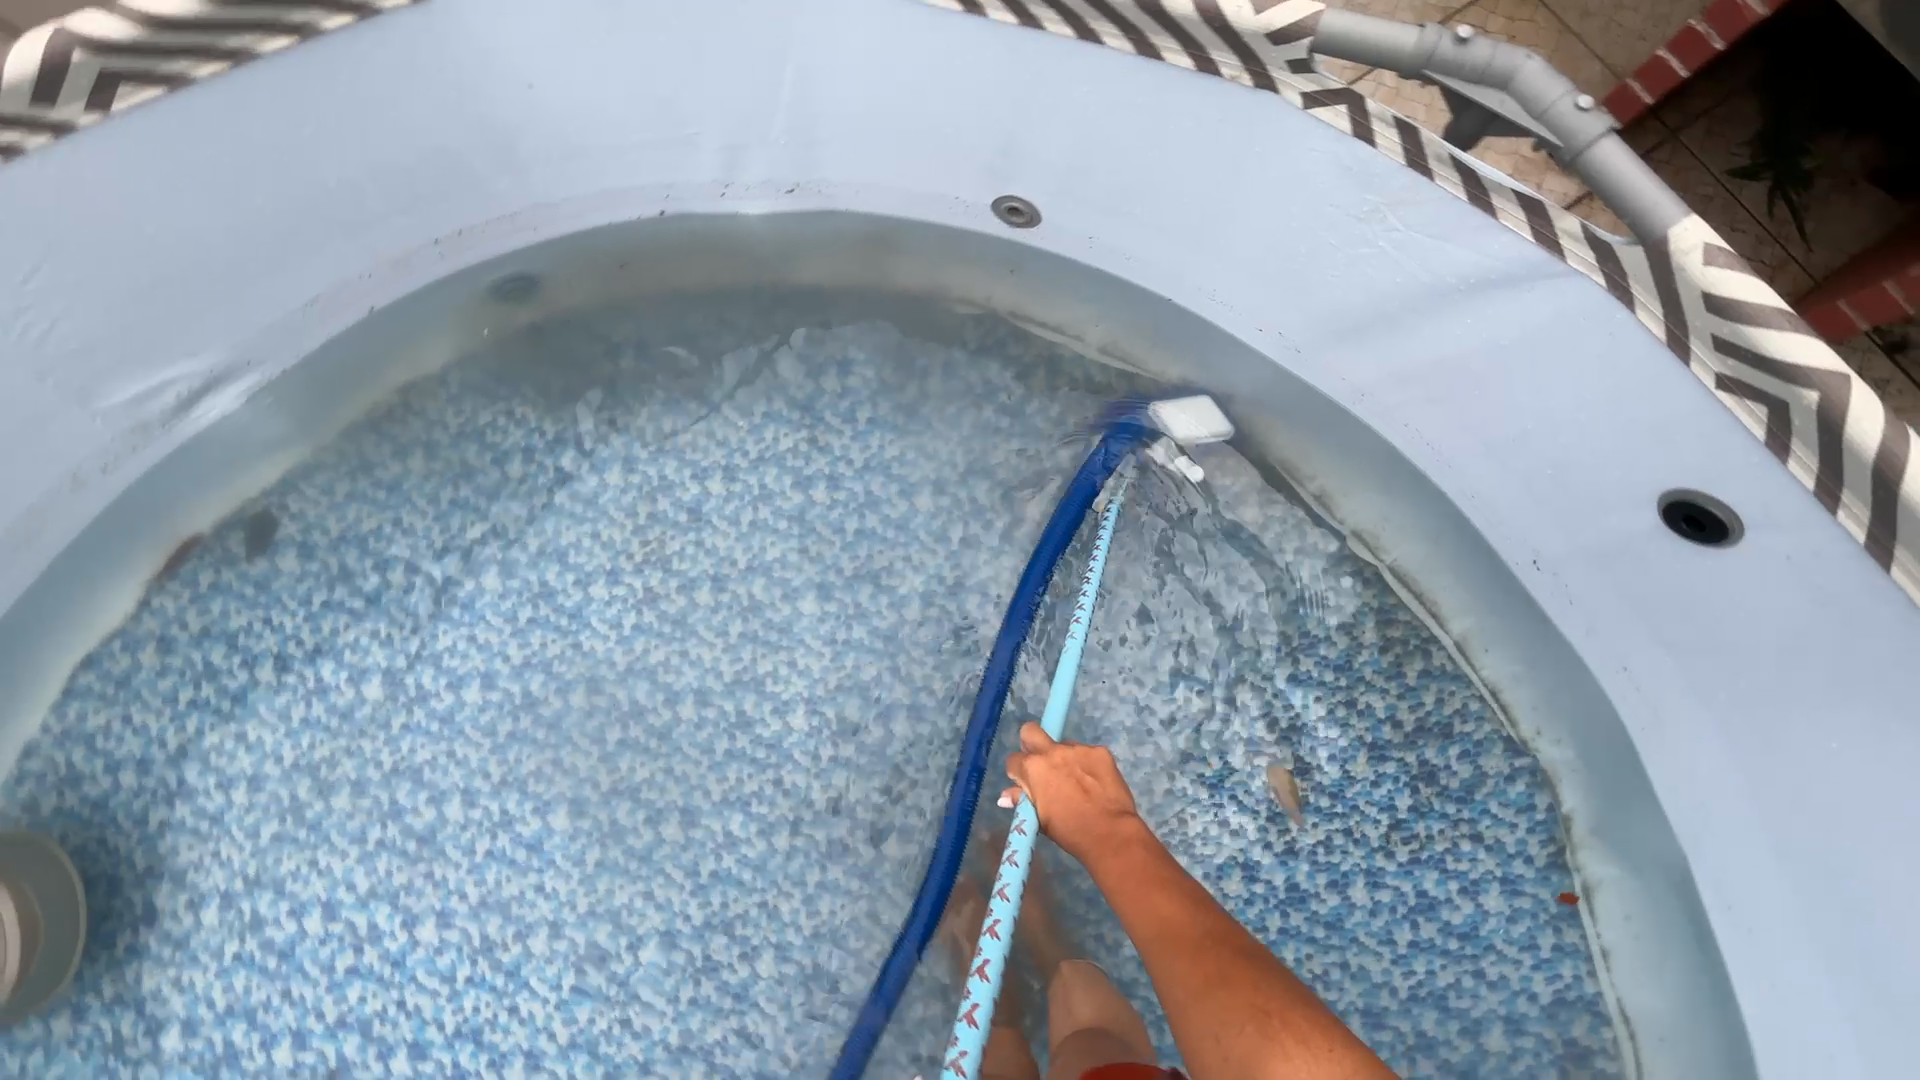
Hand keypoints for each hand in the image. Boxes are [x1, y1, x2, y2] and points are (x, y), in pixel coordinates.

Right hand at [1002, 723, 1145, 865]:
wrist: (1110, 833)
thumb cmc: (1069, 831)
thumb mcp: (1039, 819)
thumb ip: (1022, 801)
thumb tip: (1005, 797)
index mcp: (1032, 768)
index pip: (1013, 760)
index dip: (1018, 773)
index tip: (1027, 785)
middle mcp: (1052, 751)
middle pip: (1030, 731)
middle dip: (1031, 743)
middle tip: (1042, 765)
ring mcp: (1078, 749)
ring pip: (1063, 745)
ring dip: (1064, 759)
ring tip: (1077, 782)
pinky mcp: (1100, 751)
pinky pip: (1087, 753)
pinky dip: (1087, 764)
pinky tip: (1095, 783)